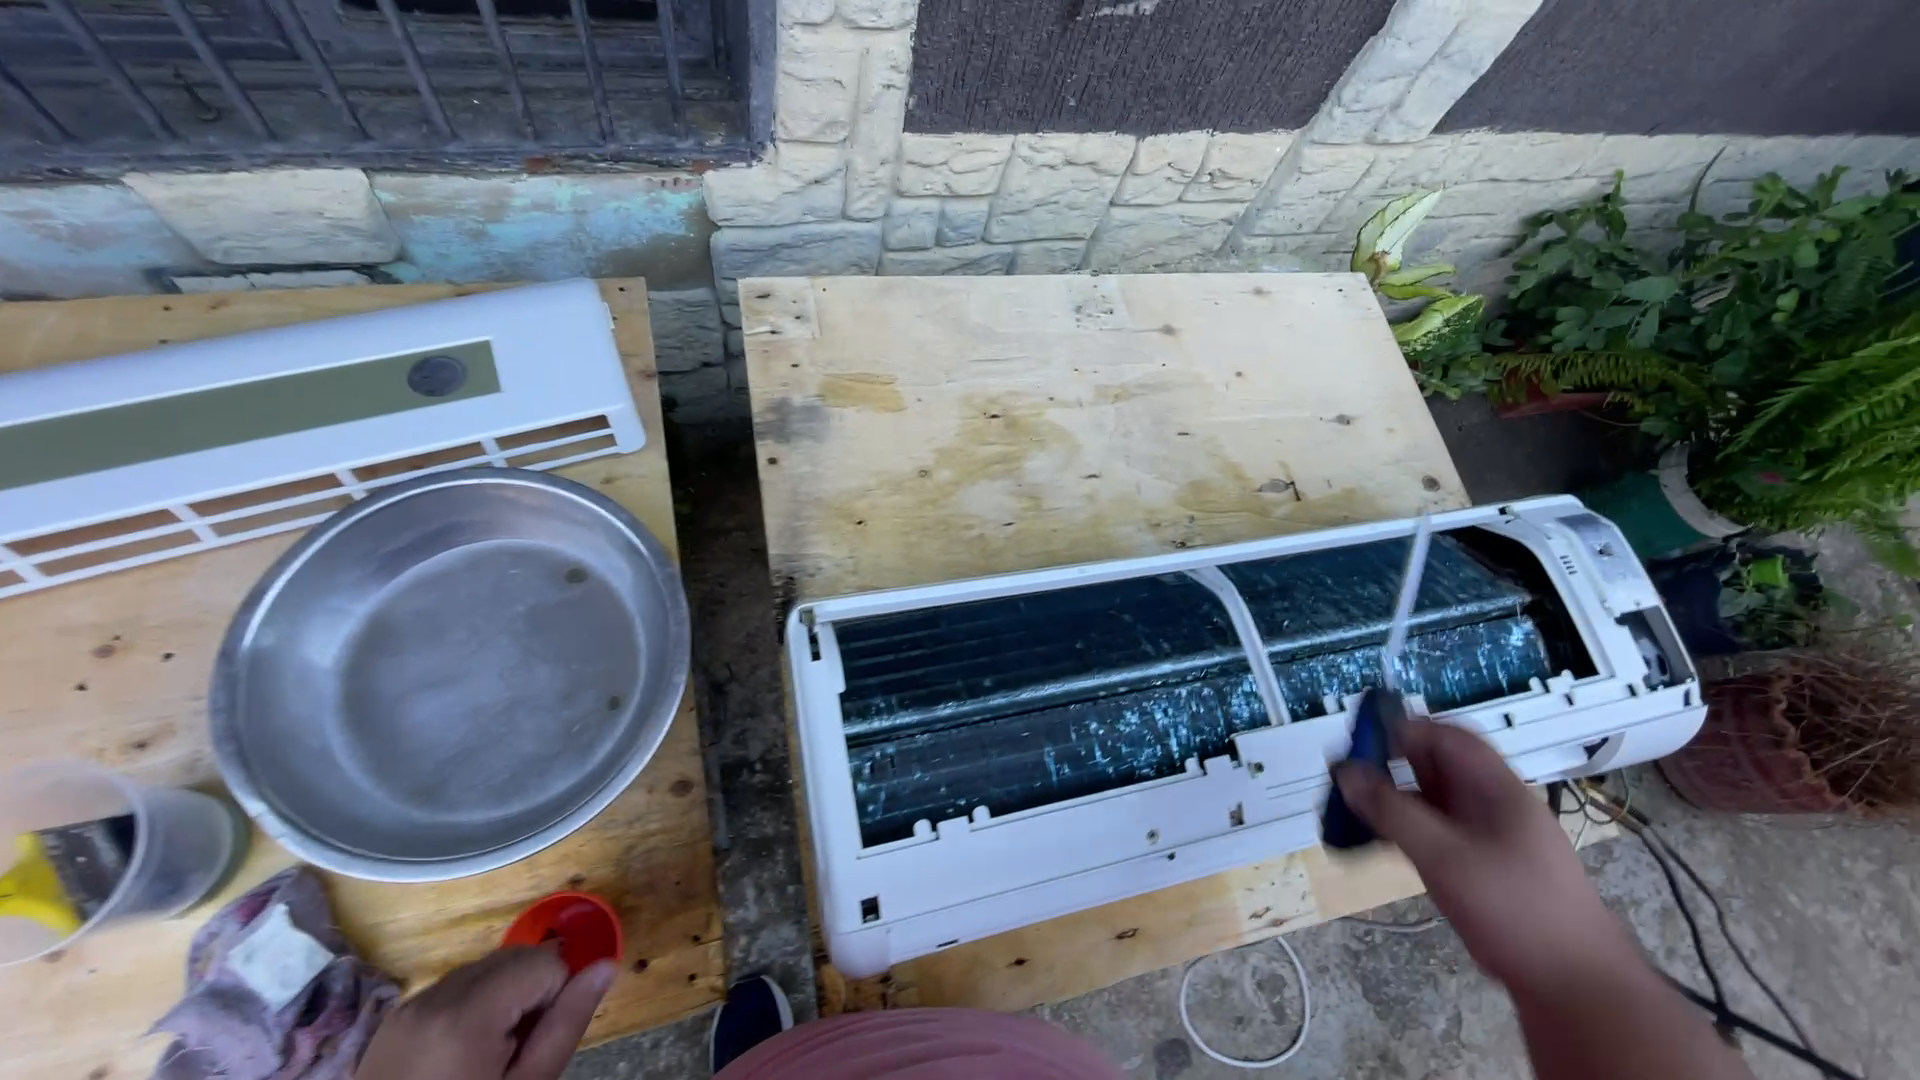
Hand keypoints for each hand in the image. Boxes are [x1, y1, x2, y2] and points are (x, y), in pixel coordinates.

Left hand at [356, 947, 617, 1079]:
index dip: (556, 998)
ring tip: (491, 1052)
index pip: (546, 962)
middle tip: (518, 1049)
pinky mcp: (395, 1018)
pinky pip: (455, 986)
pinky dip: (474, 1004)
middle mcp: (435, 996)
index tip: (536, 1044)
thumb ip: (568, 1022)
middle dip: (532, 990)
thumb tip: (607, 965)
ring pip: (487, 967)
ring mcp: (410, 1005)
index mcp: (467, 1014)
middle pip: (516, 956)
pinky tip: (463, 1051)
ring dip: (505, 994)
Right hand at [1333, 719, 1639, 994]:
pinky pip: (1437, 834)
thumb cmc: (1516, 911)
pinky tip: (1379, 845)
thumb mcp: (1446, 857)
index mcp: (1499, 791)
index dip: (1406, 730)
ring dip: (1394, 802)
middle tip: (1347, 778)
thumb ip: (1392, 812)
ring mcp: (1492, 840)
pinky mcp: (1485, 869)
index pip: (1450, 739)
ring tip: (1352, 813)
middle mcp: (1496, 808)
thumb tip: (1344, 771)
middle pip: (1439, 769)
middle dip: (1391, 767)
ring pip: (1434, 803)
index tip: (1360, 739)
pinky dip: (1406, 831)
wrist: (1577, 988)